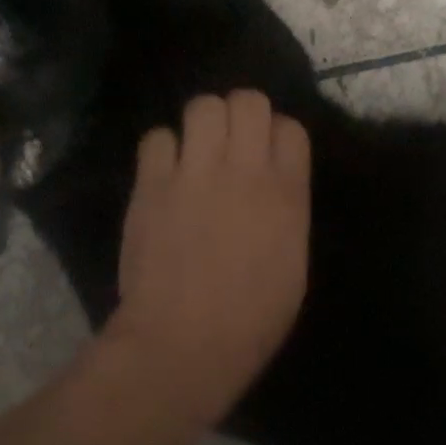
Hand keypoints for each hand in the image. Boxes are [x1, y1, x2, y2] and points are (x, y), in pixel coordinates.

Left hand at [105, 90, 311, 428]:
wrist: (182, 344)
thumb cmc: (250, 320)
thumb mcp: (293, 264)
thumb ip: (287, 210)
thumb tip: (275, 183)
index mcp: (285, 193)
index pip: (291, 127)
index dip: (278, 135)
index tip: (268, 154)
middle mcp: (243, 170)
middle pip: (248, 100)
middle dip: (241, 114)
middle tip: (232, 142)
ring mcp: (194, 172)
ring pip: (202, 106)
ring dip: (202, 123)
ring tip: (197, 150)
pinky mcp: (152, 184)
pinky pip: (157, 137)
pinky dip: (162, 150)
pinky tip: (164, 173)